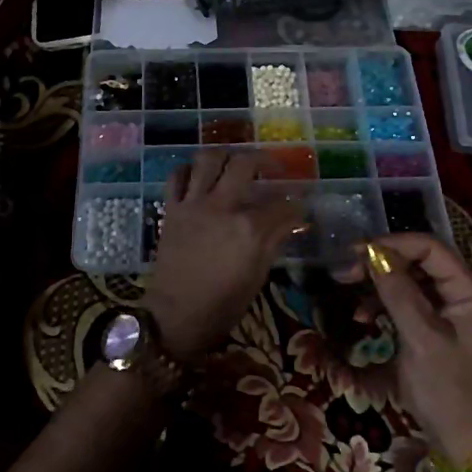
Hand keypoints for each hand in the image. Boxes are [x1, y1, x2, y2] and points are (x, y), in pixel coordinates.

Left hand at [144, 150, 305, 361]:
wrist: (176, 315)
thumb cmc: (222, 304)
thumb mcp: (258, 276)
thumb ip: (273, 241)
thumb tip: (289, 221)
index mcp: (249, 228)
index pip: (283, 203)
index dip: (296, 204)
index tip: (300, 205)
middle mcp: (222, 206)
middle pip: (245, 164)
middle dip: (265, 161)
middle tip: (272, 169)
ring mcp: (193, 204)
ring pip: (208, 159)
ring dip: (225, 156)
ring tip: (235, 164)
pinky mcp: (171, 209)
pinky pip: (177, 176)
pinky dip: (189, 170)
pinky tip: (199, 176)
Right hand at [359, 234, 471, 459]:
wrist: (460, 436)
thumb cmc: (446, 388)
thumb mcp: (421, 339)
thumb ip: (399, 295)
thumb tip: (373, 256)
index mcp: (470, 293)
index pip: (432, 249)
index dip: (394, 245)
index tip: (357, 253)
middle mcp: (461, 294)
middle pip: (418, 261)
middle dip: (381, 262)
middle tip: (344, 269)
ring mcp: (446, 310)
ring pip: (407, 279)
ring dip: (376, 282)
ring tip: (346, 287)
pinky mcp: (431, 325)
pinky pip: (403, 300)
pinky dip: (380, 303)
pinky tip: (361, 316)